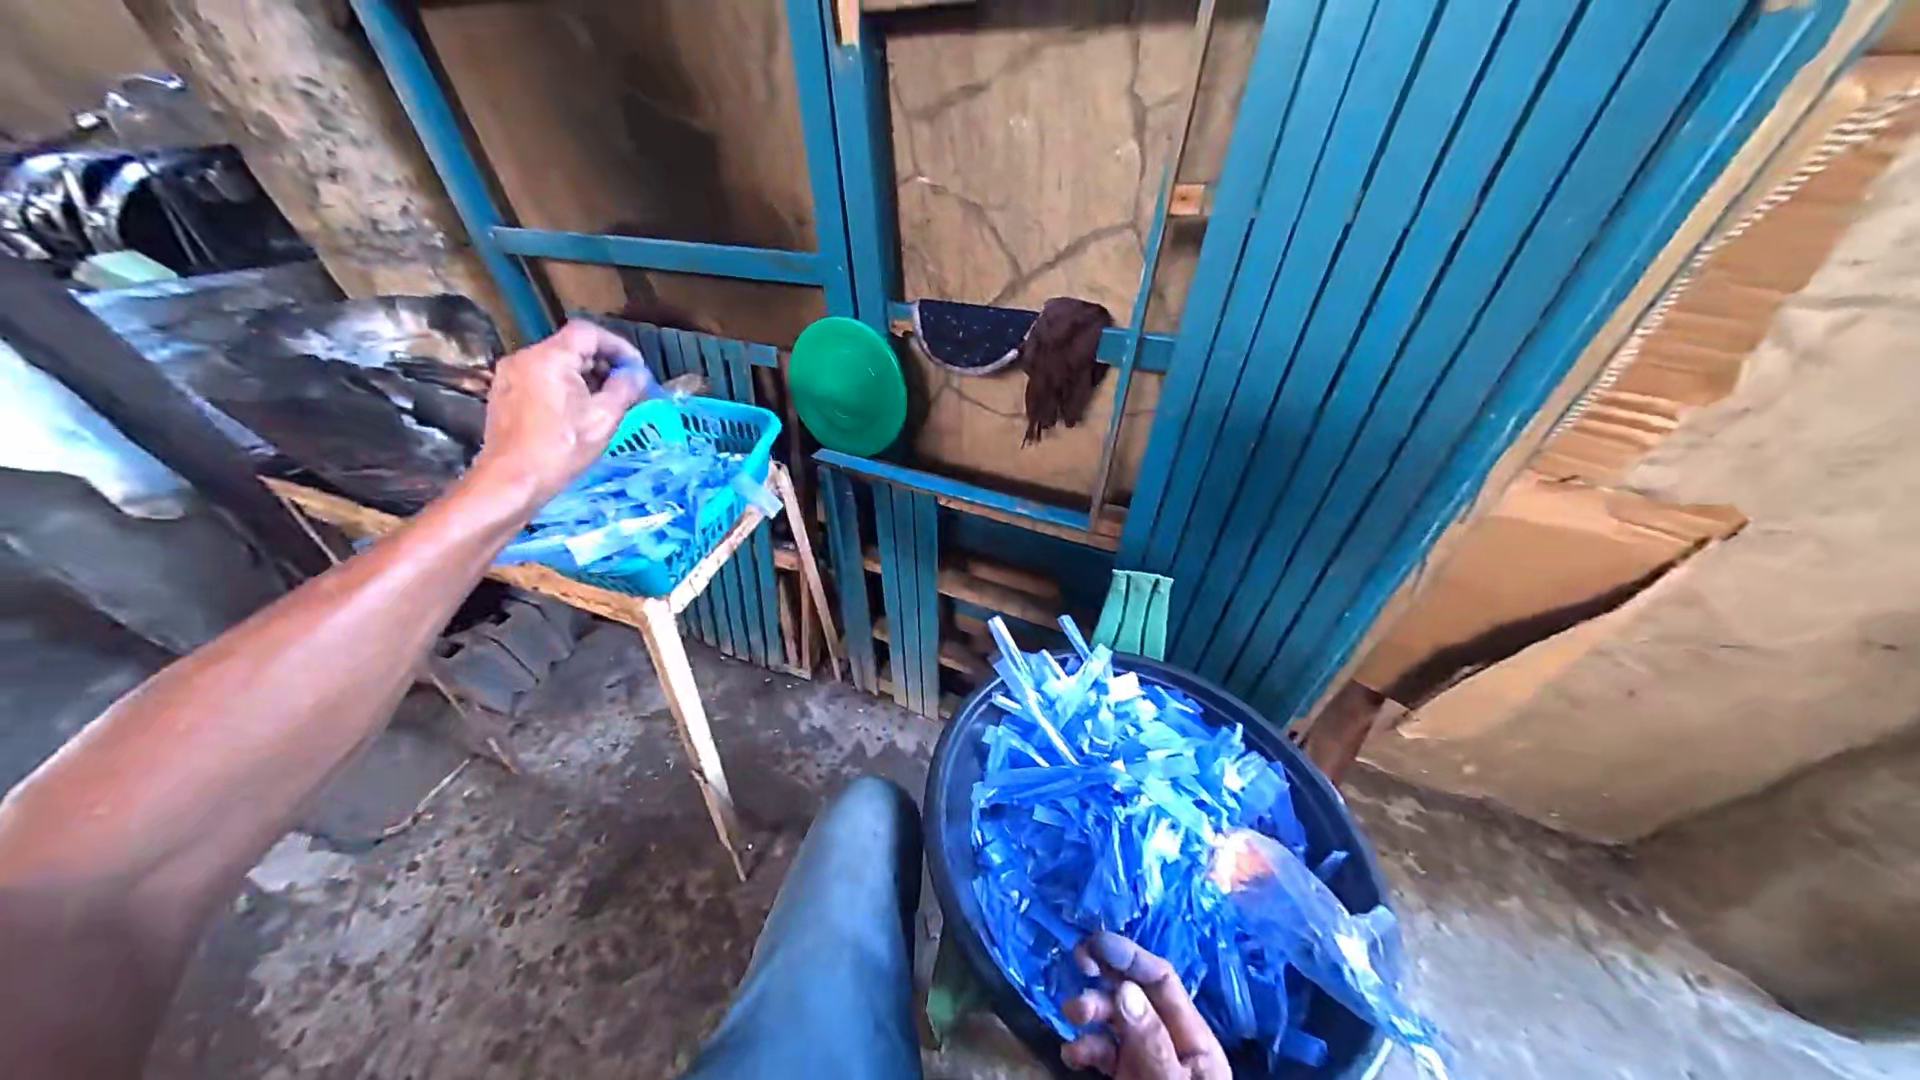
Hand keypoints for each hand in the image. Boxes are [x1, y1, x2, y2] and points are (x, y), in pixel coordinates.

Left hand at [470, 320, 650, 505]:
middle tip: (626, 387)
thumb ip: (625, 388)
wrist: (513, 479)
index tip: (636, 368)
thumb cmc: (562, 447)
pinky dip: (565, 386)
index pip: (588, 333)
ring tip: (606, 402)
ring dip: (585, 376)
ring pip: (557, 363)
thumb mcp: (604, 418)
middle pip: (571, 346)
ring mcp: (510, 375)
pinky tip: (578, 411)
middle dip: (603, 363)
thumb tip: (638, 374)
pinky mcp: (504, 392)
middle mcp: (525, 357)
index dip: (618, 346)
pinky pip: (542, 377)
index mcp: (550, 358)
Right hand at [1062, 933, 1230, 1079]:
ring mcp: (1146, 1061)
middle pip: (1134, 992)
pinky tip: (1071, 1055)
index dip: (1130, 956)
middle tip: (1078, 961)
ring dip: (1091, 1010)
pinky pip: (1102, 1052)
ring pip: (1114, 1019)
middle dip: (1104, 976)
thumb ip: (1151, 1043)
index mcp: (1193, 1038)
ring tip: (1072, 1015)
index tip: (1095, 944)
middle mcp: (1168, 1041)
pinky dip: (1084, 1047)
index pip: (1162, 981)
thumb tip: (1124, 988)